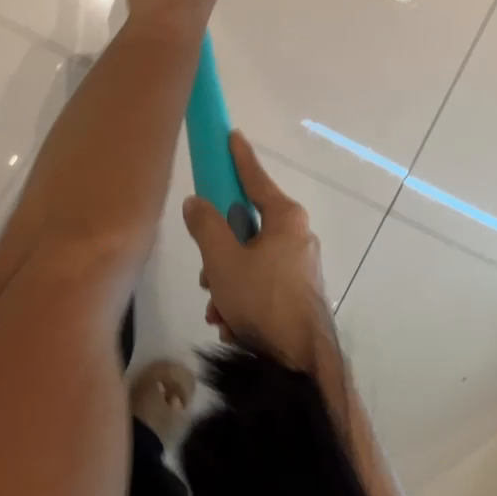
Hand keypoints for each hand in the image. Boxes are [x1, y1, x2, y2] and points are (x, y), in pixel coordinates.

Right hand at [183, 132, 333, 371]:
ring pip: (247, 263)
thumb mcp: (222, 261)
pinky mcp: (297, 295)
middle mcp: (297, 237)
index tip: (231, 135)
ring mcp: (298, 268)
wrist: (298, 360)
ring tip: (219, 312)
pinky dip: (240, 301)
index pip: (255, 179)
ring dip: (225, 285)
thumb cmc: (262, 300)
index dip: (239, 158)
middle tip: (208, 276)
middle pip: (245, 228)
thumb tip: (197, 203)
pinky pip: (259, 286)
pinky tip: (231, 325)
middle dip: (218, 255)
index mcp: (286, 219)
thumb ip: (206, 227)